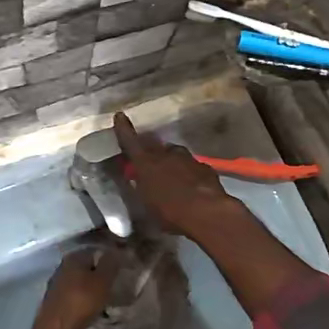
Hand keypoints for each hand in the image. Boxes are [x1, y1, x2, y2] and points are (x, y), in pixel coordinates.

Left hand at [28, 247, 119, 328]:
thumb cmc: (81, 303)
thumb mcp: (102, 281)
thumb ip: (110, 263)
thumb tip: (117, 249)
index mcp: (73, 258)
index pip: (96, 251)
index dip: (110, 260)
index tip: (123, 270)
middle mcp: (62, 268)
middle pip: (88, 268)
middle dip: (101, 275)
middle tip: (117, 285)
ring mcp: (57, 286)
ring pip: (81, 284)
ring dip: (93, 290)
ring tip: (108, 299)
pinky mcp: (56, 303)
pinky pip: (76, 297)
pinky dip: (85, 301)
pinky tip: (94, 310)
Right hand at [112, 113, 245, 240]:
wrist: (207, 212)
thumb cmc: (170, 212)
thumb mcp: (146, 207)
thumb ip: (140, 191)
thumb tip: (137, 184)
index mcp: (146, 163)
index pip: (130, 142)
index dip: (123, 129)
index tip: (120, 115)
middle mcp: (166, 155)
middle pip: (154, 145)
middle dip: (148, 146)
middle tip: (145, 153)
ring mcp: (188, 159)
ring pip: (174, 154)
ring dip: (169, 160)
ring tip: (168, 172)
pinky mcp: (205, 167)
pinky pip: (191, 165)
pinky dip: (187, 171)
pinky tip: (189, 183)